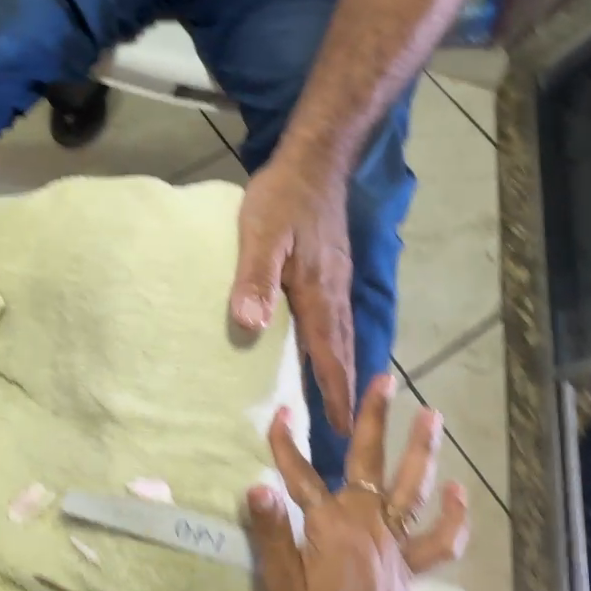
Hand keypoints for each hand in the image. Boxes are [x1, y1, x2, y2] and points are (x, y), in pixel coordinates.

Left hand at [229, 157, 358, 435]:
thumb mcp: (260, 236)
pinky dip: (334, 337)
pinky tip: (323, 340)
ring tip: (335, 395)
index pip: (328, 353)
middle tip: (341, 426)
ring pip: (341, 331)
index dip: (333, 391)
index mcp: (317, 292)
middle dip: (341, 387)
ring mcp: (335, 276)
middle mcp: (333, 291)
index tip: (338, 430)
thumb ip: (254, 279)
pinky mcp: (329, 264)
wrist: (314, 161)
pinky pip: (335, 313)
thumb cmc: (282, 198)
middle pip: (341, 348)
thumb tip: (249, 327)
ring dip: (339, 364)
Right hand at [246, 376, 471, 590]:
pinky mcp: (410, 565)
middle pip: (369, 460)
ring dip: (423, 449)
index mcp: (330, 523)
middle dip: (376, 417)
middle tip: (385, 380)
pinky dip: (453, 516)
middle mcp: (366, 522)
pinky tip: (459, 492)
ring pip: (412, 488)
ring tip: (433, 415)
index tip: (281, 411)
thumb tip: (256, 484)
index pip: (299, 472)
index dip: (285, 441)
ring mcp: (393, 542)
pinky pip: (437, 540)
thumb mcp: (282, 583)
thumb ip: (271, 532)